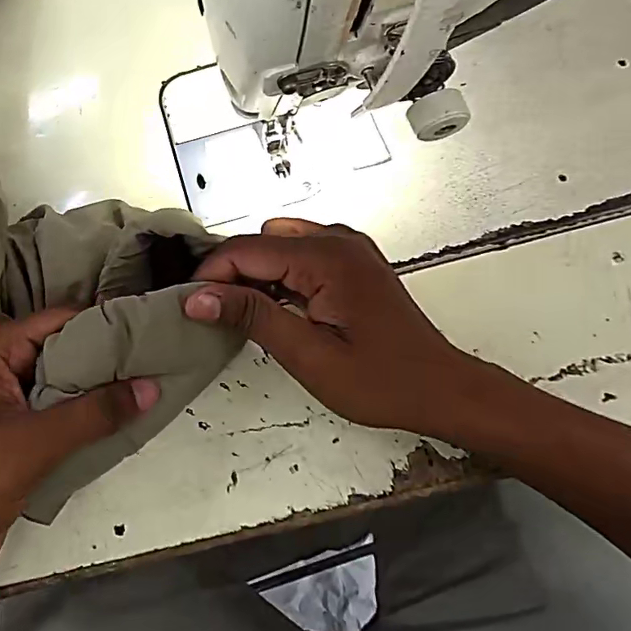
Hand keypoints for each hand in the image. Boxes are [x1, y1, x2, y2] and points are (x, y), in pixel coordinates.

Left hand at [0, 309, 159, 586]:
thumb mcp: (34, 443)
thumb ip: (95, 413)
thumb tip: (150, 386)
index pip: (60, 318)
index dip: (104, 320)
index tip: (147, 328)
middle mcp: (3, 368)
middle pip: (66, 347)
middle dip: (108, 354)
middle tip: (157, 356)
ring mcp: (11, 402)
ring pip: (67, 381)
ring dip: (102, 386)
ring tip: (150, 382)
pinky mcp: (20, 433)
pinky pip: (63, 411)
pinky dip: (90, 413)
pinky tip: (125, 416)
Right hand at [181, 219, 506, 440]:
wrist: (439, 388)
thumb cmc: (386, 381)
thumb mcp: (308, 355)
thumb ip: (253, 317)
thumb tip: (203, 297)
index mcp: (327, 259)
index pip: (245, 249)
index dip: (210, 276)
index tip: (191, 304)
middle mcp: (339, 243)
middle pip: (260, 242)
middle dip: (230, 274)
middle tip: (215, 315)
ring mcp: (349, 250)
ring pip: (278, 244)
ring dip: (255, 273)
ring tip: (247, 314)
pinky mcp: (353, 262)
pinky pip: (301, 252)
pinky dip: (280, 273)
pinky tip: (279, 307)